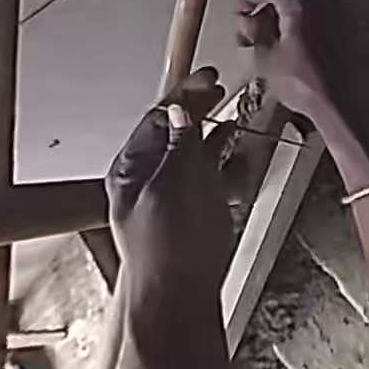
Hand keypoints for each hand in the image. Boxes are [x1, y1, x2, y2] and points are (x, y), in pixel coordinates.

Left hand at [106, 67, 230, 291]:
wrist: (181, 290)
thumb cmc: (166, 243)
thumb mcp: (172, 185)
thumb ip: (180, 144)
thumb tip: (179, 109)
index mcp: (133, 167)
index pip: (157, 119)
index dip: (183, 96)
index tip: (207, 78)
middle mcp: (154, 171)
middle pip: (176, 127)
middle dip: (198, 106)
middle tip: (219, 86)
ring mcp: (178, 184)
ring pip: (196, 143)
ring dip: (213, 124)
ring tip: (231, 104)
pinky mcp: (200, 197)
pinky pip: (213, 164)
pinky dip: (224, 147)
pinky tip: (235, 134)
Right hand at [236, 0, 348, 123]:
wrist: (341, 106)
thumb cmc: (308, 86)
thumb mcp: (264, 58)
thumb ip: (252, 31)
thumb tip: (249, 21)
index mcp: (301, 3)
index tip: (244, 10)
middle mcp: (324, 2)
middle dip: (267, 11)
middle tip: (253, 33)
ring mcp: (340, 14)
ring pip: (304, 6)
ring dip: (286, 20)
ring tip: (274, 46)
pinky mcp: (349, 30)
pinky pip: (320, 19)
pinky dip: (305, 28)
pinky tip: (296, 51)